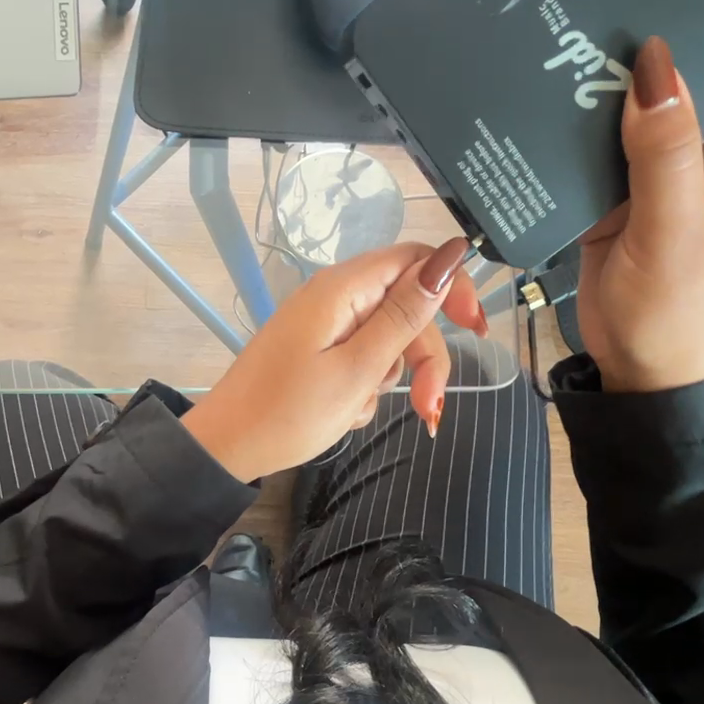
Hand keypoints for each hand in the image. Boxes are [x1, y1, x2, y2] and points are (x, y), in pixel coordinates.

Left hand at [183, 238, 480, 481]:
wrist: (227, 447)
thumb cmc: (288, 413)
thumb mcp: (358, 368)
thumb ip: (405, 314)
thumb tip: (451, 256)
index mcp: (342, 289)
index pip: (416, 259)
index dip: (453, 289)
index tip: (476, 332)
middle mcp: (333, 297)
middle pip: (406, 308)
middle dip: (423, 357)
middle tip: (428, 408)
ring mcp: (323, 326)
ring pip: (385, 339)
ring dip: (388, 378)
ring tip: (359, 411)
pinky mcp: (315, 351)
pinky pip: (359, 359)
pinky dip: (362, 387)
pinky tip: (344, 413)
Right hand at [571, 0, 703, 391]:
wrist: (636, 368)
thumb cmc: (673, 310)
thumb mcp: (674, 232)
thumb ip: (667, 154)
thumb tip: (659, 64)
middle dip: (686, 29)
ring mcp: (660, 176)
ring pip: (651, 107)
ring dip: (623, 76)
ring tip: (584, 40)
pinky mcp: (615, 198)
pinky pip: (602, 148)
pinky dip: (581, 125)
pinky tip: (552, 105)